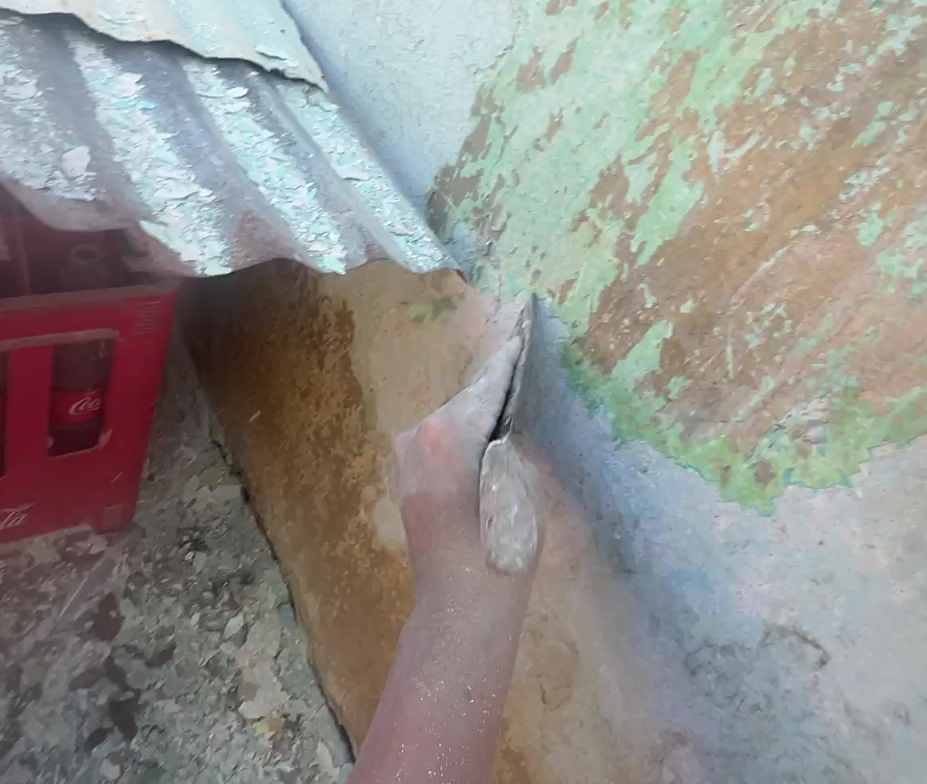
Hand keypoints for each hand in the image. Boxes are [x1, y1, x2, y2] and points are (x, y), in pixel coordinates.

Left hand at [391, 334, 536, 609]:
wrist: (460, 603)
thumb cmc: (501, 547)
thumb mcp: (520, 485)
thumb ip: (509, 440)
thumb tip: (502, 418)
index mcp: (449, 431)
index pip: (486, 386)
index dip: (508, 359)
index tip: (520, 323)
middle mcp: (418, 434)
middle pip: (466, 402)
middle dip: (492, 388)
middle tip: (519, 360)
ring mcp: (405, 457)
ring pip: (450, 422)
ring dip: (476, 414)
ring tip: (507, 401)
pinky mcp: (405, 477)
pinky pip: (438, 444)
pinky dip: (460, 436)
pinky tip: (482, 436)